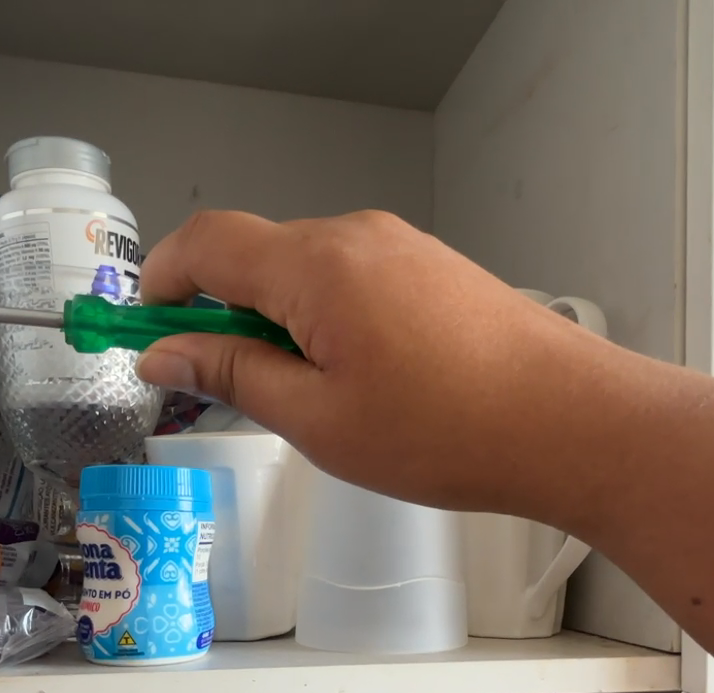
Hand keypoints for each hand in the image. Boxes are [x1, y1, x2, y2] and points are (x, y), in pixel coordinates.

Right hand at [135, 210, 624, 516]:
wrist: (569, 425)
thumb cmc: (446, 433)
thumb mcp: (318, 419)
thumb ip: (233, 374)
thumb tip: (167, 351)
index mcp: (317, 265)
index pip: (207, 244)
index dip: (162, 284)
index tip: (144, 330)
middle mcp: (358, 237)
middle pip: (256, 257)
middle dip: (221, 315)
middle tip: (220, 386)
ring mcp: (402, 248)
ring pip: (305, 273)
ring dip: (277, 324)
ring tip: (299, 397)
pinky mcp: (432, 270)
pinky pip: (352, 281)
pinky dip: (324, 321)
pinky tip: (350, 379)